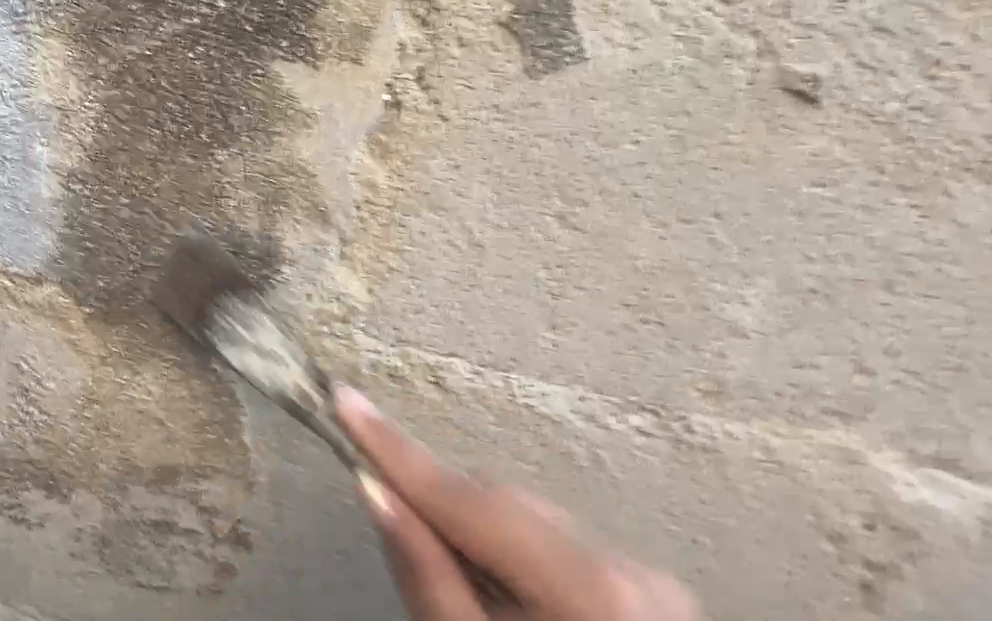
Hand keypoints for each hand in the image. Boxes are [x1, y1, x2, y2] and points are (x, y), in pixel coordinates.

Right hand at [335, 387, 700, 620]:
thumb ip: (425, 574)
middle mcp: (630, 565)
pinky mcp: (654, 590)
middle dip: (440, 507)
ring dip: (476, 533)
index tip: (343, 397)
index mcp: (589, 589)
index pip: (465, 497)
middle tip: (397, 530)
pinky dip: (514, 555)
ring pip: (524, 517)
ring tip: (467, 594)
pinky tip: (508, 601)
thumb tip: (373, 489)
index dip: (395, 448)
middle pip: (496, 501)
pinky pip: (556, 543)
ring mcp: (652, 578)